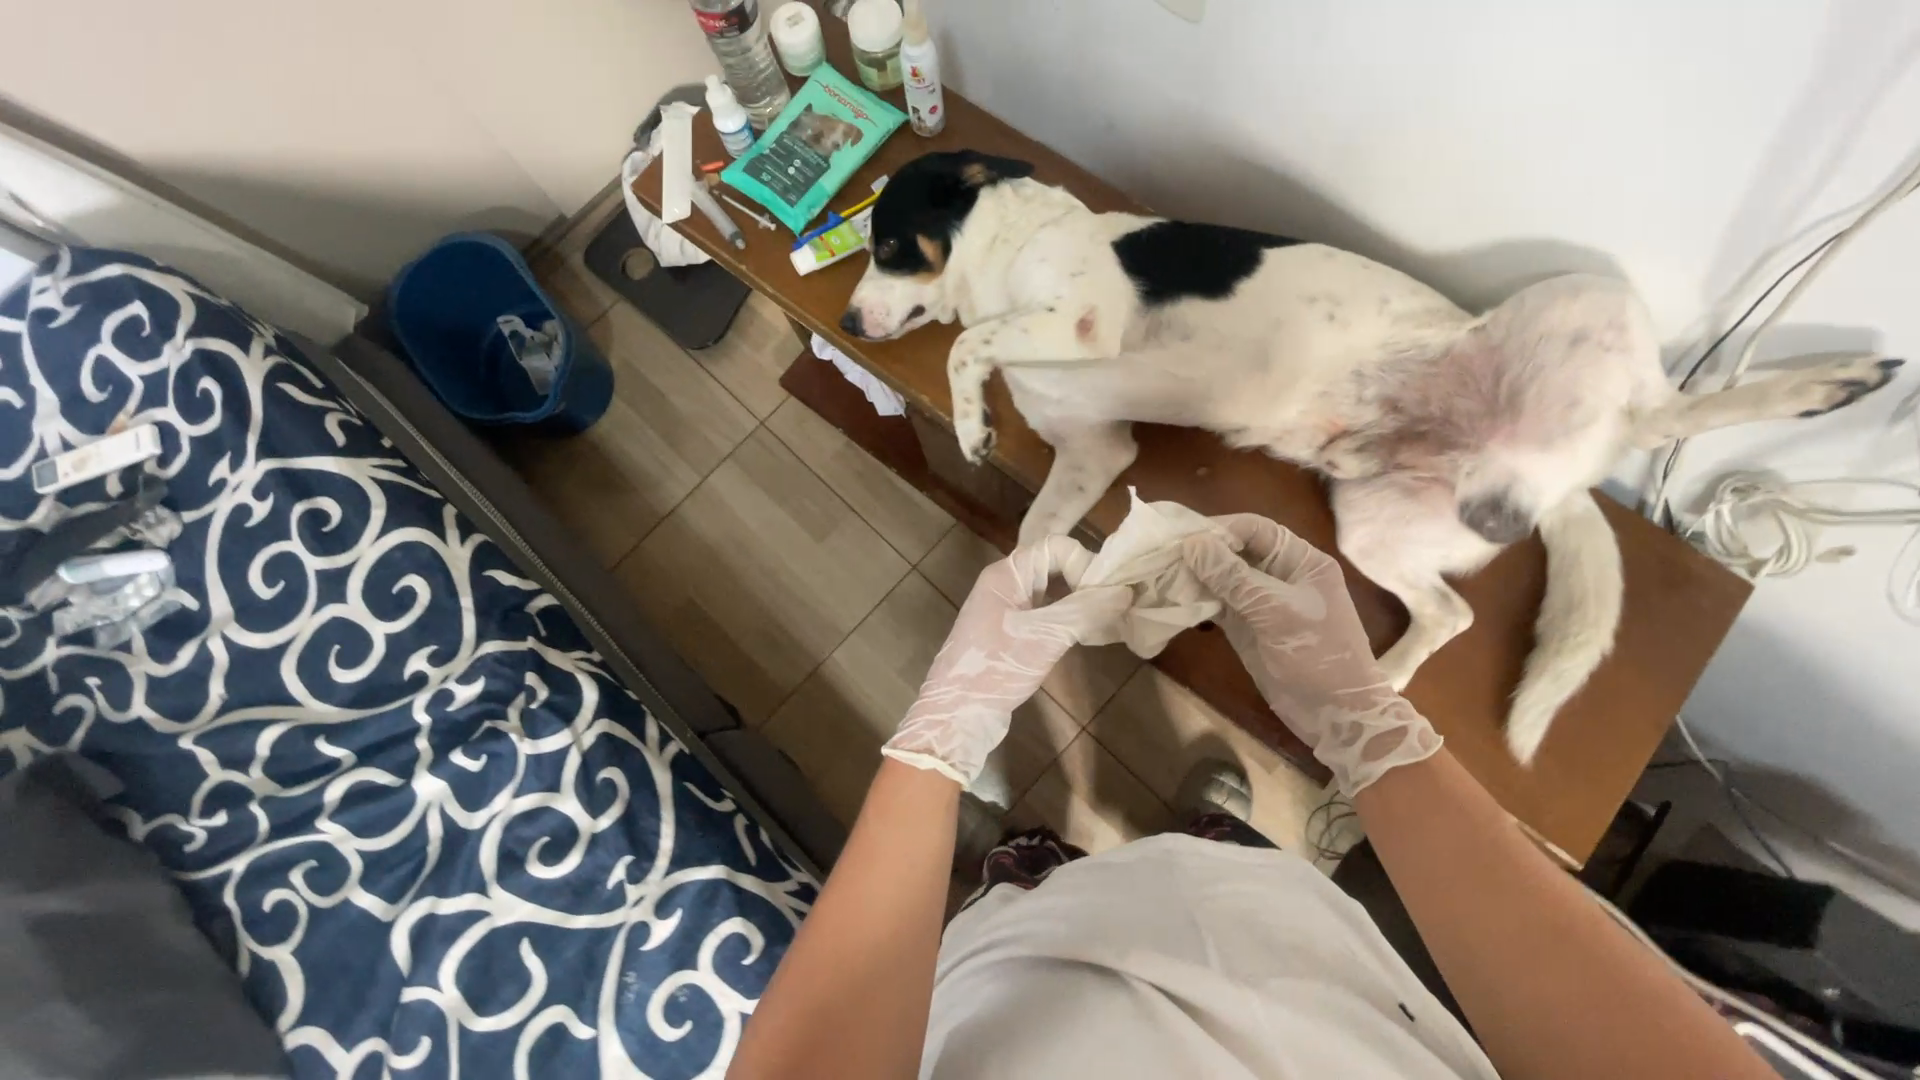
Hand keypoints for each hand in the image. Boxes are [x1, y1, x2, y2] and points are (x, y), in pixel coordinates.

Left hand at [883, 536, 1130, 786]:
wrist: (957, 714)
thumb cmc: (996, 668)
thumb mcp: (1045, 637)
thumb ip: (1085, 610)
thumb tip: (1125, 591)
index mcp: (1006, 574)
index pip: (1056, 547)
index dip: (1083, 564)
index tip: (1104, 595)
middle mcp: (1005, 584)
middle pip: (1055, 566)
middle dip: (1086, 582)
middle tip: (1114, 608)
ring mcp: (1006, 609)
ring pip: (1052, 592)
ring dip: (1080, 603)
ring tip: (1107, 622)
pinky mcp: (1010, 633)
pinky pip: (1045, 614)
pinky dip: (1067, 620)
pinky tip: (1086, 636)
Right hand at [1180, 514, 1440, 795]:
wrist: (1335, 714)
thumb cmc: (1317, 656)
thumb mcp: (1275, 613)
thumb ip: (1233, 578)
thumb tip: (1192, 543)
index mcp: (1301, 561)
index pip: (1256, 529)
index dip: (1221, 528)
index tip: (1184, 536)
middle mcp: (1280, 575)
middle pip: (1236, 550)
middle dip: (1202, 551)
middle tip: (1164, 554)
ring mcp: (1262, 602)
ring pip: (1223, 577)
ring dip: (1195, 576)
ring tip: (1162, 574)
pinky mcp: (1247, 626)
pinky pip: (1218, 603)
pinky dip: (1197, 600)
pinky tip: (1174, 598)